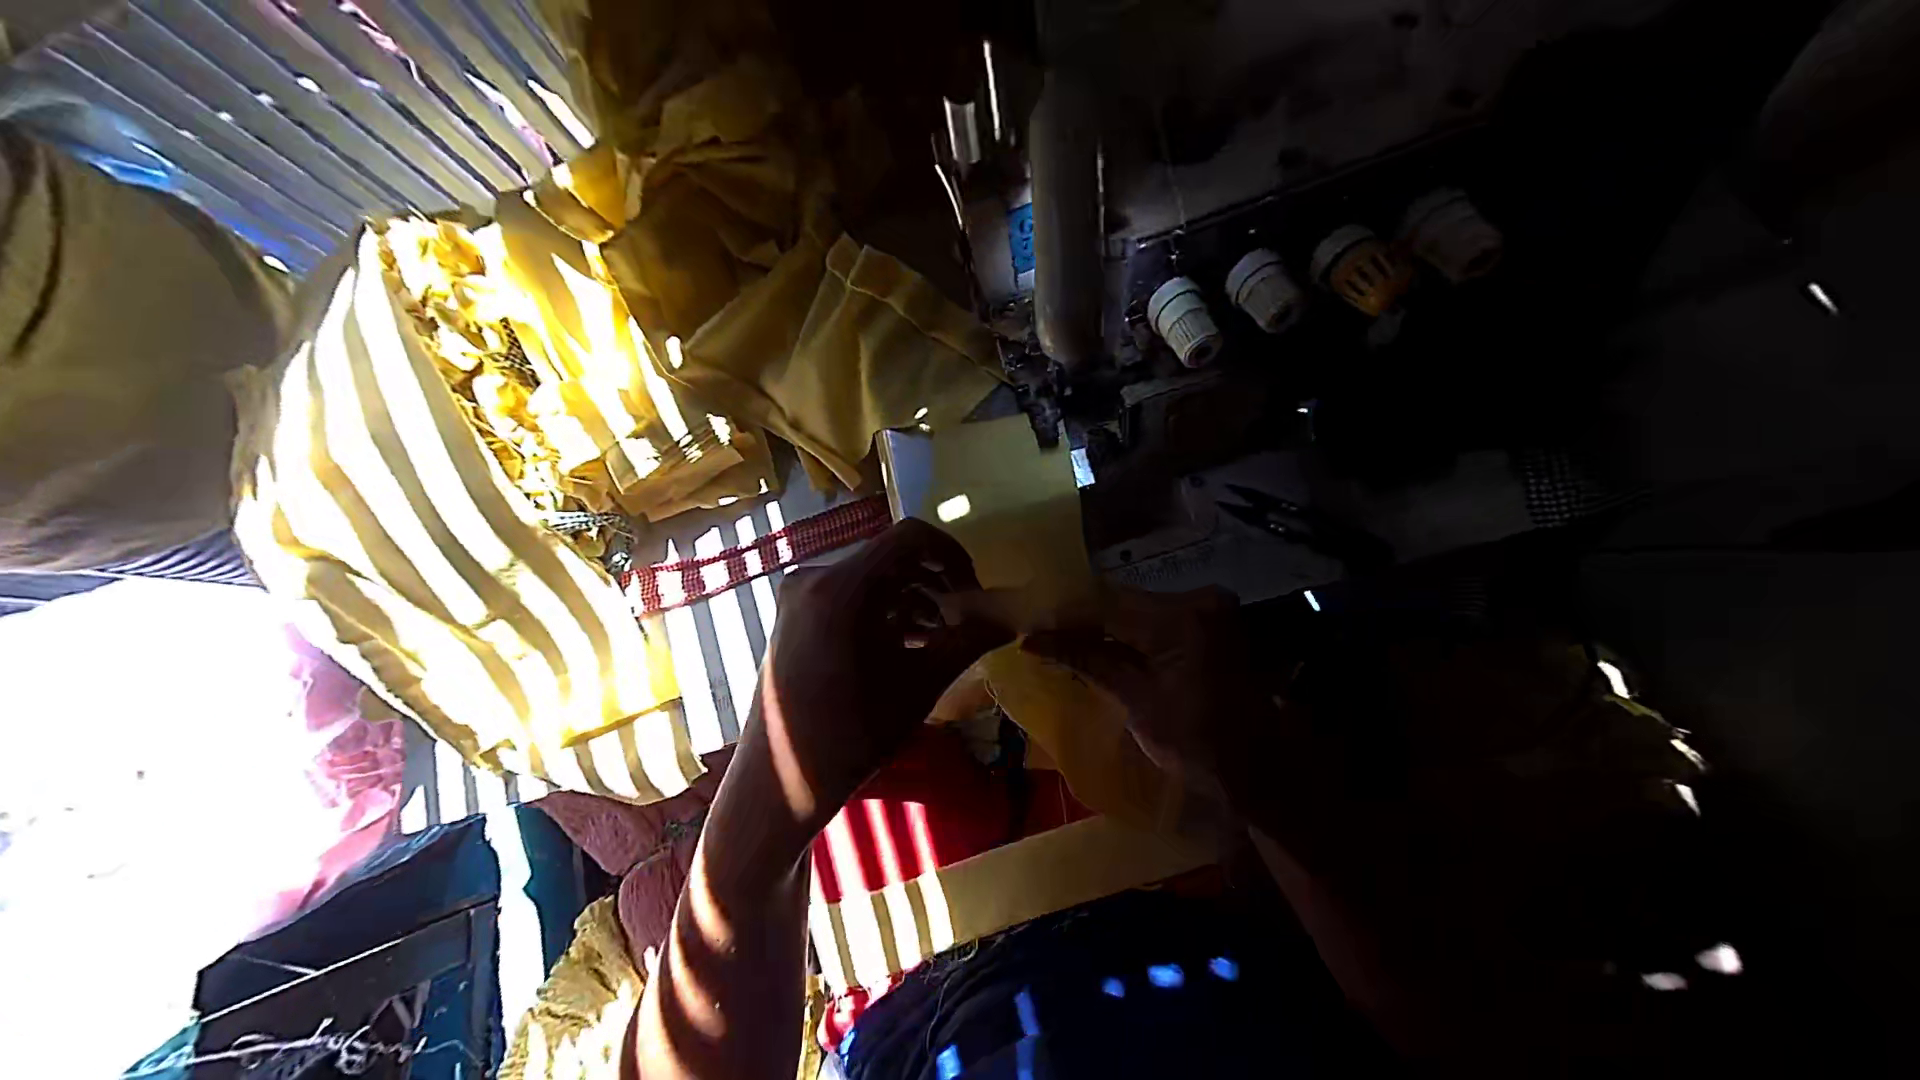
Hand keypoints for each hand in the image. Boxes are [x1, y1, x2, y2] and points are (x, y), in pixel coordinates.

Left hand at [754, 518, 1011, 830]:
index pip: (910, 537)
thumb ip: (968, 641)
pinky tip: (909, 643)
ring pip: (873, 577)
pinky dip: (883, 610)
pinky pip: (850, 594)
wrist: (780, 781)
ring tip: (941, 639)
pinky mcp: (795, 612)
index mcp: (841, 588)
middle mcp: (814, 577)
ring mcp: (800, 594)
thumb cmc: (851, 736)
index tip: (973, 591)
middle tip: (963, 623)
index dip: (952, 555)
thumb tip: (1010, 618)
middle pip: (892, 558)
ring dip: (912, 600)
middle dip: (935, 584)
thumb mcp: (919, 685)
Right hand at [1020, 585, 1272, 800]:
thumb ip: (1088, 660)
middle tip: (1042, 634)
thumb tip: (1035, 642)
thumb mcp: (1136, 701)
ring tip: (1063, 638)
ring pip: (1136, 606)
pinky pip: (1155, 616)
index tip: (1030, 631)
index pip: (1105, 606)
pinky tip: (1099, 642)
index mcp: (1179, 619)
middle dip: (1080, 619)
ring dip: (1101, 623)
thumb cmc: (1198, 742)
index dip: (1063, 619)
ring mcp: (1207, 606)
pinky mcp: (1209, 619)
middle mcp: (1196, 599)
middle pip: (1121, 601)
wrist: (1260, 766)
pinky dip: (1126, 629)